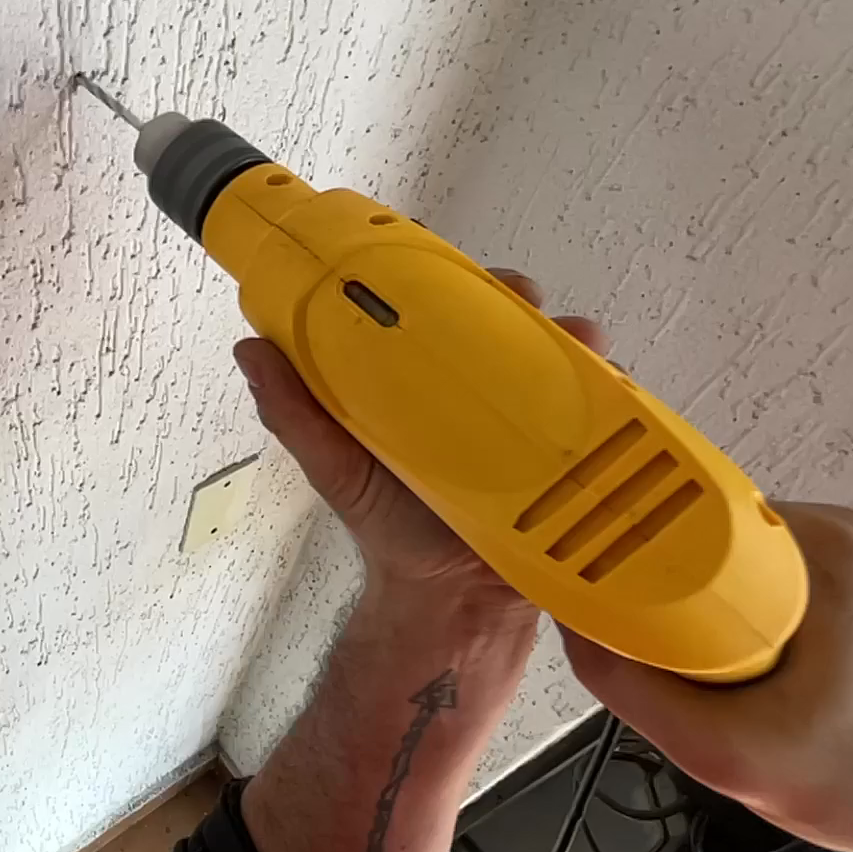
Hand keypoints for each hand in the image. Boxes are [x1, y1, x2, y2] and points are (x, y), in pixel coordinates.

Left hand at [232, 268, 609, 615]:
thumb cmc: (386, 522)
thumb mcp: (332, 463)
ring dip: (561, 329)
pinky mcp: (562, 444)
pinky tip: (601, 380)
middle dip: (505, 294)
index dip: (427, 273)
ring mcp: (517, 412)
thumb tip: (250, 349)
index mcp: (407, 378)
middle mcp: (465, 384)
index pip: (421, 307)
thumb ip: (291, 412)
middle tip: (513, 296)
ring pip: (547, 347)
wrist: (450, 596)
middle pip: (492, 316)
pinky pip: (591, 400)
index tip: (430, 255)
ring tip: (568, 335)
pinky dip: (602, 381)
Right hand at [561, 503, 852, 851]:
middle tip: (661, 655)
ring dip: (676, 601)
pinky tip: (718, 656)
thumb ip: (623, 685)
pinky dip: (702, 607)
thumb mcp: (721, 752)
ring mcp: (827, 552)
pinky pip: (724, 568)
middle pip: (679, 534)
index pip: (672, 518)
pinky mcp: (821, 572)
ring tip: (700, 664)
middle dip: (647, 587)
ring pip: (696, 553)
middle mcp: (826, 536)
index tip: (587, 583)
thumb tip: (569, 622)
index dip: (617, 549)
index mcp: (819, 552)